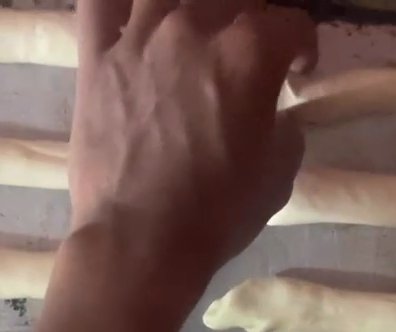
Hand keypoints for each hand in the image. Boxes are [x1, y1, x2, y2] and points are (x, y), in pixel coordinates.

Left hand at [68, 0, 316, 281]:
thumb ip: (284, 131)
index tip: (297, 71)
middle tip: (244, 54)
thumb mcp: (276, 180)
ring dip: (191, 5)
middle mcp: (194, 27)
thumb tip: (277, 115)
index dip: (300, 47)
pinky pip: (99, 0)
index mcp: (249, 54)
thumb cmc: (213, 219)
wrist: (139, 244)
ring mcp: (139, 38)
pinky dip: (116, 1)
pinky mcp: (95, 60)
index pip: (289, 24)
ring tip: (193, 31)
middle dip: (250, 19)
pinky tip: (132, 16)